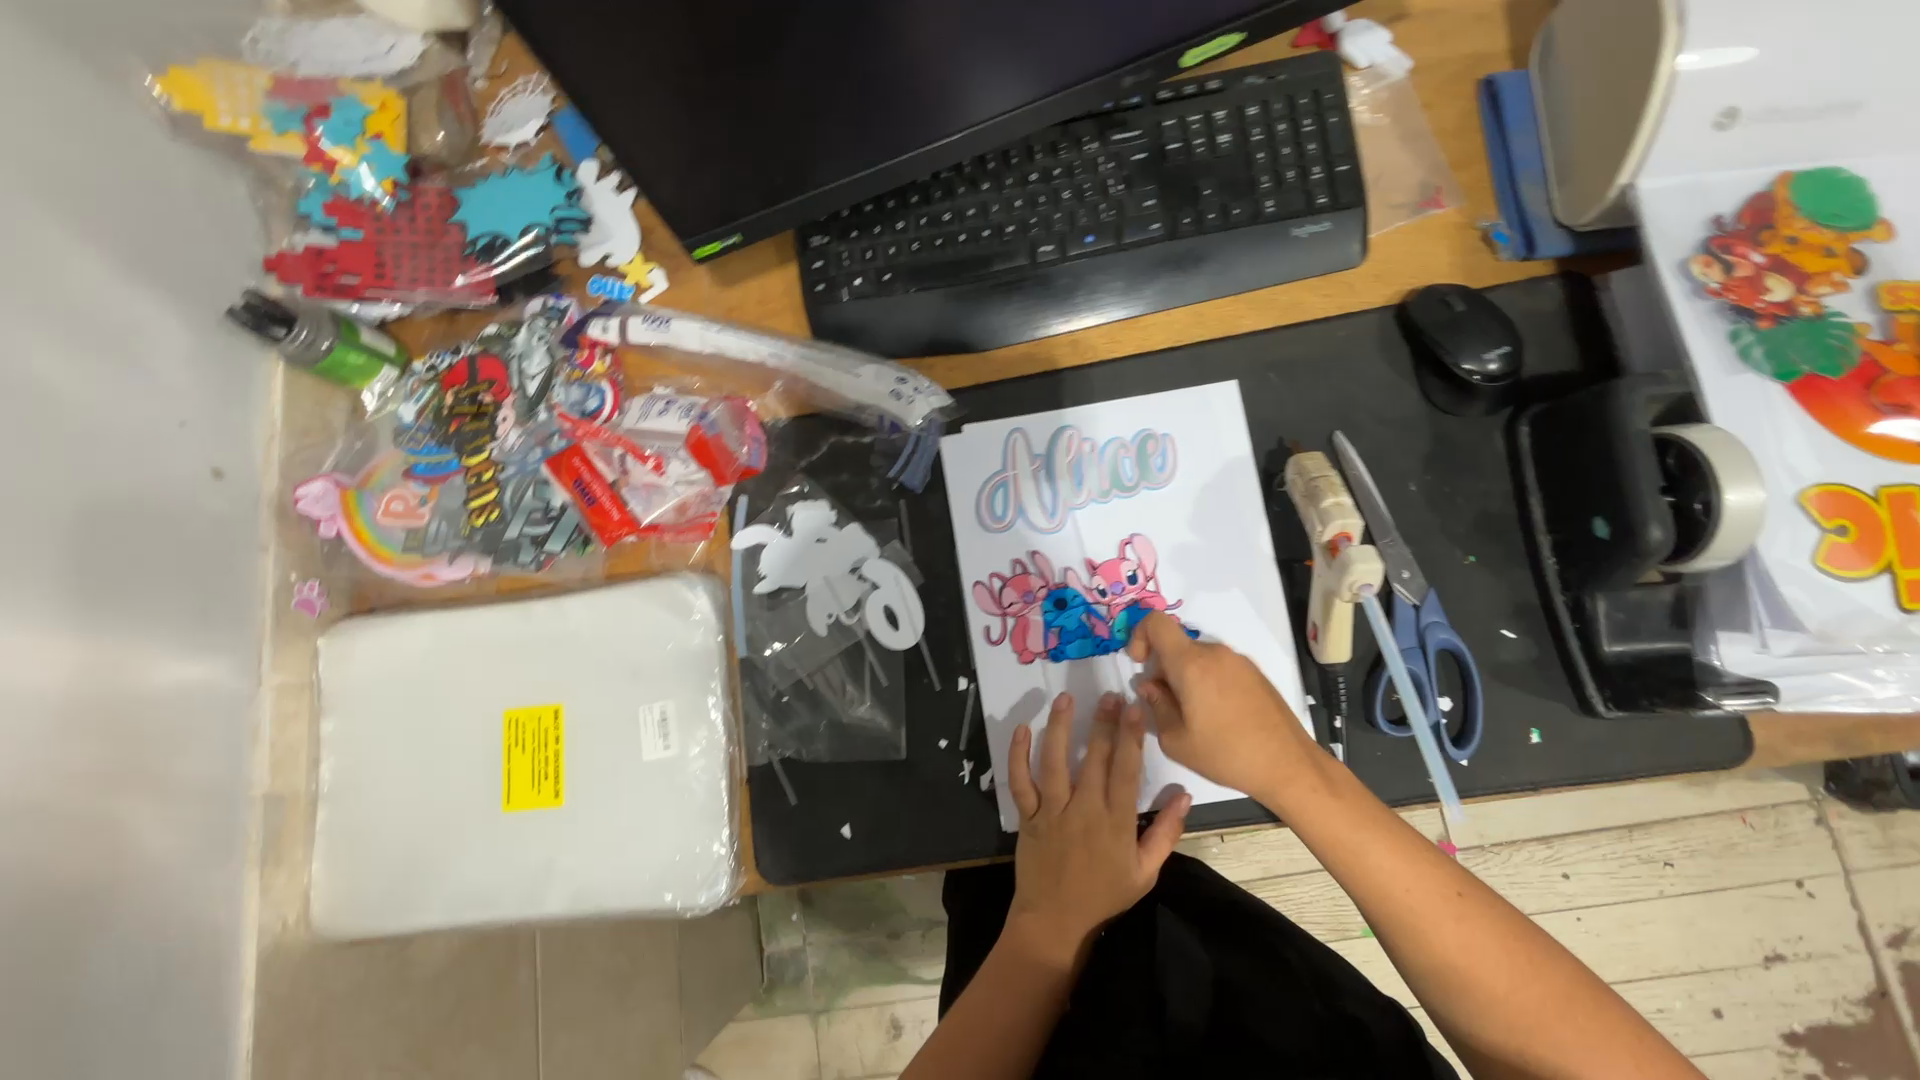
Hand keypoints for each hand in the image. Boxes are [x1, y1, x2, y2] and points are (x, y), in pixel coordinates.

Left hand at [1005, 692, 1190, 965]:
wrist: (1055, 921)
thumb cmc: (1104, 896)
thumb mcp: (1146, 872)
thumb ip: (1166, 833)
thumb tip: (1184, 795)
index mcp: (1116, 821)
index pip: (1127, 769)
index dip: (1131, 736)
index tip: (1134, 708)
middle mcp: (1084, 809)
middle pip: (1095, 758)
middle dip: (1103, 723)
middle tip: (1109, 695)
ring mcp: (1052, 811)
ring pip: (1055, 762)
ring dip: (1060, 728)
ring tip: (1066, 699)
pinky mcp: (1027, 817)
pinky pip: (1021, 782)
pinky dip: (1018, 755)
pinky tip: (1022, 729)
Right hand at [1127, 612, 1315, 795]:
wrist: (1288, 765)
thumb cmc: (1226, 754)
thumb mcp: (1176, 741)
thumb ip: (1155, 706)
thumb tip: (1150, 686)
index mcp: (1191, 663)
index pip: (1156, 622)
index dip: (1140, 636)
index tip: (1141, 666)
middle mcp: (1216, 653)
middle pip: (1177, 645)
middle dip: (1163, 669)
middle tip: (1167, 706)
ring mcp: (1240, 661)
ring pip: (1198, 658)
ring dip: (1186, 678)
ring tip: (1195, 717)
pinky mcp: (1256, 674)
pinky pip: (1220, 667)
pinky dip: (1208, 682)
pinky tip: (1219, 717)